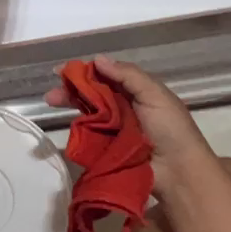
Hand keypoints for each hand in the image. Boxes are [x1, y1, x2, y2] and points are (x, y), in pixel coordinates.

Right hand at [45, 57, 217, 192]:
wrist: (179, 171)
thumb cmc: (171, 129)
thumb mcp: (155, 95)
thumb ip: (128, 75)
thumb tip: (98, 60)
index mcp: (137, 92)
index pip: (105, 76)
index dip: (85, 71)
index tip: (63, 71)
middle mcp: (124, 107)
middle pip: (92, 93)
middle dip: (71, 88)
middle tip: (52, 89)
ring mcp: (115, 128)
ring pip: (88, 110)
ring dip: (70, 103)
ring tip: (52, 102)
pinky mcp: (108, 147)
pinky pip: (90, 133)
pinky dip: (78, 126)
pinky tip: (66, 121)